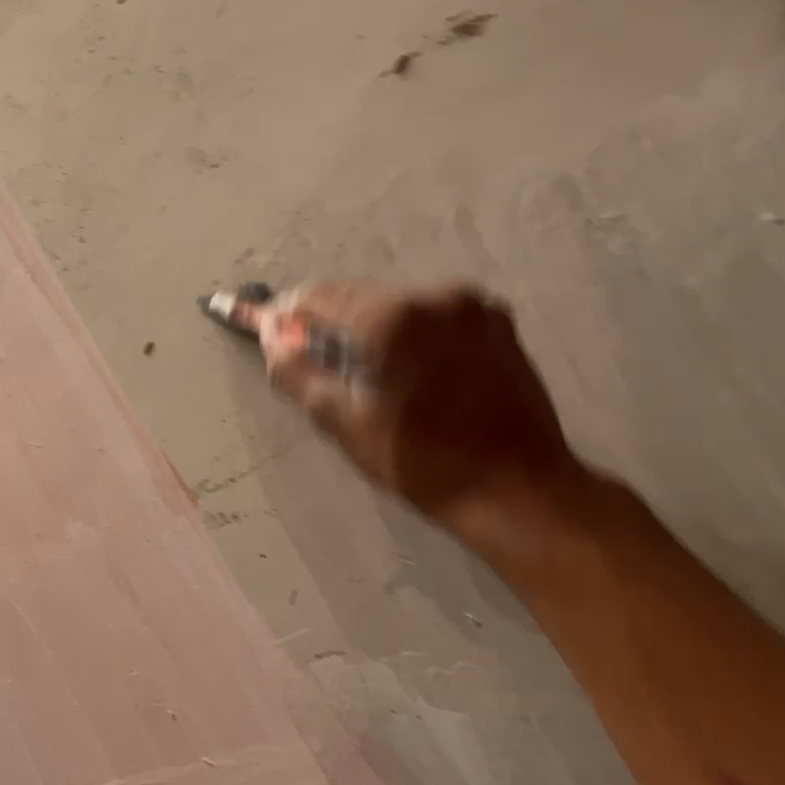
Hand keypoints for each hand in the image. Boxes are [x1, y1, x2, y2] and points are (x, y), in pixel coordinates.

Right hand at [258, 281, 580, 532]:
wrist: (517, 489)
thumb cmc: (419, 461)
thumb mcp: (339, 420)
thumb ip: (295, 370)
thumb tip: (272, 334)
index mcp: (393, 319)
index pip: (316, 297)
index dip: (285, 316)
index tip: (267, 334)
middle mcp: (435, 297)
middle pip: (355, 296)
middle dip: (326, 324)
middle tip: (310, 364)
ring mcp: (472, 307)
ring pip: (392, 304)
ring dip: (365, 329)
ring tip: (360, 375)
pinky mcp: (495, 323)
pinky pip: (429, 315)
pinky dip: (404, 333)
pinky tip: (402, 372)